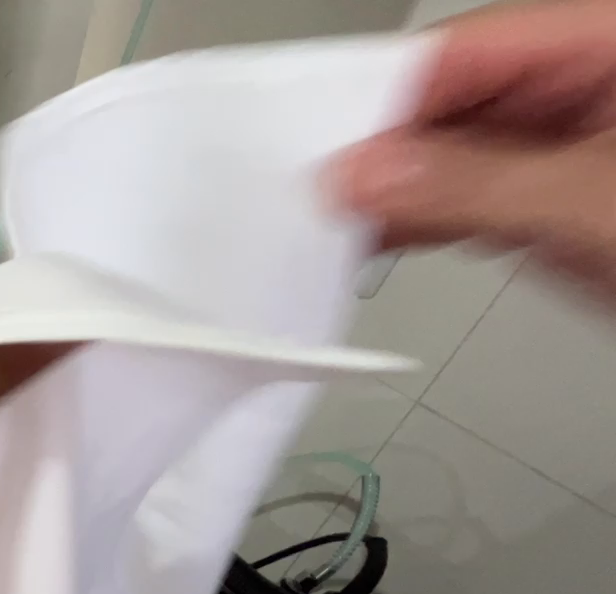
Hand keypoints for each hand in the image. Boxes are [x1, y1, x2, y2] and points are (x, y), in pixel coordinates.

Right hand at [331, 0, 615, 300]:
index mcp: (615, 49)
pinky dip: (396, 226)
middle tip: (305, 201)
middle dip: (367, 154)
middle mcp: (581, 87)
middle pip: (437, 103)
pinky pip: (443, 199)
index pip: (465, 53)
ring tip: (323, 232)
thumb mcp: (598, 204)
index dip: (379, 98)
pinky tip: (359, 248)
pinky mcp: (531, 196)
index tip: (311, 152)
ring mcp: (552, 146)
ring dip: (375, 198)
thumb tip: (359, 173)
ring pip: (430, 157)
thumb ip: (476, 184)